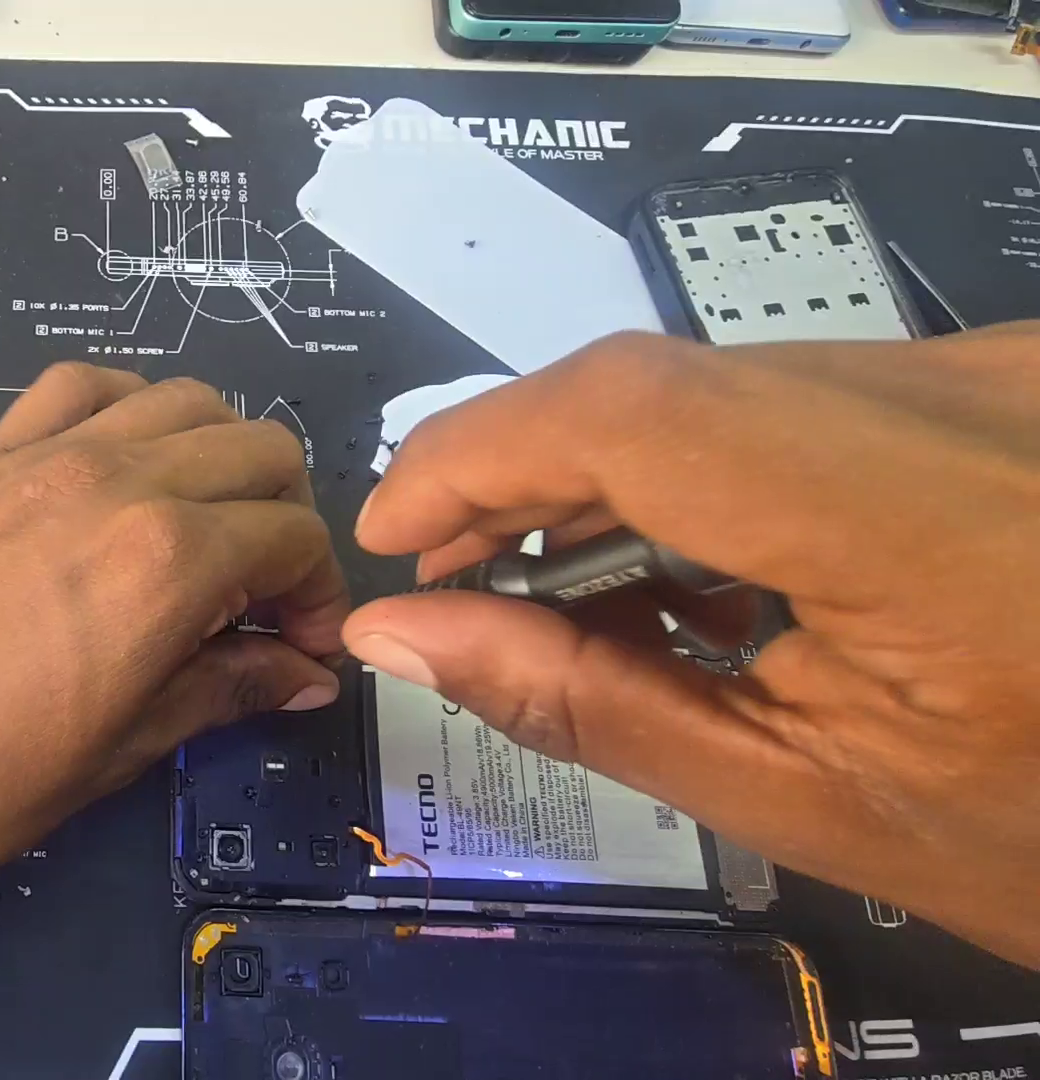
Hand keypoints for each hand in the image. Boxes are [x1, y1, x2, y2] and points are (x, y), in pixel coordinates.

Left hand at [0, 363, 350, 955]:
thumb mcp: (122, 750)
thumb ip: (227, 690)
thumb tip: (310, 676)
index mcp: (168, 563)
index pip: (295, 538)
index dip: (319, 593)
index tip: (302, 647)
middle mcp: (123, 480)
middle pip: (261, 452)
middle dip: (286, 519)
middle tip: (263, 592)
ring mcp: (50, 453)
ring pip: (186, 401)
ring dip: (221, 458)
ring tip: (203, 525)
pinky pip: (82, 386)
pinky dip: (129, 408)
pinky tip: (127, 461)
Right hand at [346, 324, 1039, 968]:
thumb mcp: (800, 799)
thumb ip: (572, 701)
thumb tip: (388, 633)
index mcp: (951, 528)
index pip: (634, 414)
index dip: (473, 455)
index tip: (393, 535)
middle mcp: (982, 397)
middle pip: (642, 387)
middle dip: (501, 474)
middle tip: (442, 570)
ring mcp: (999, 367)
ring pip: (689, 384)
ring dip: (572, 476)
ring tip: (534, 577)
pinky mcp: (991, 374)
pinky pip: (756, 397)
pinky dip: (659, 473)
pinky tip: (662, 558)